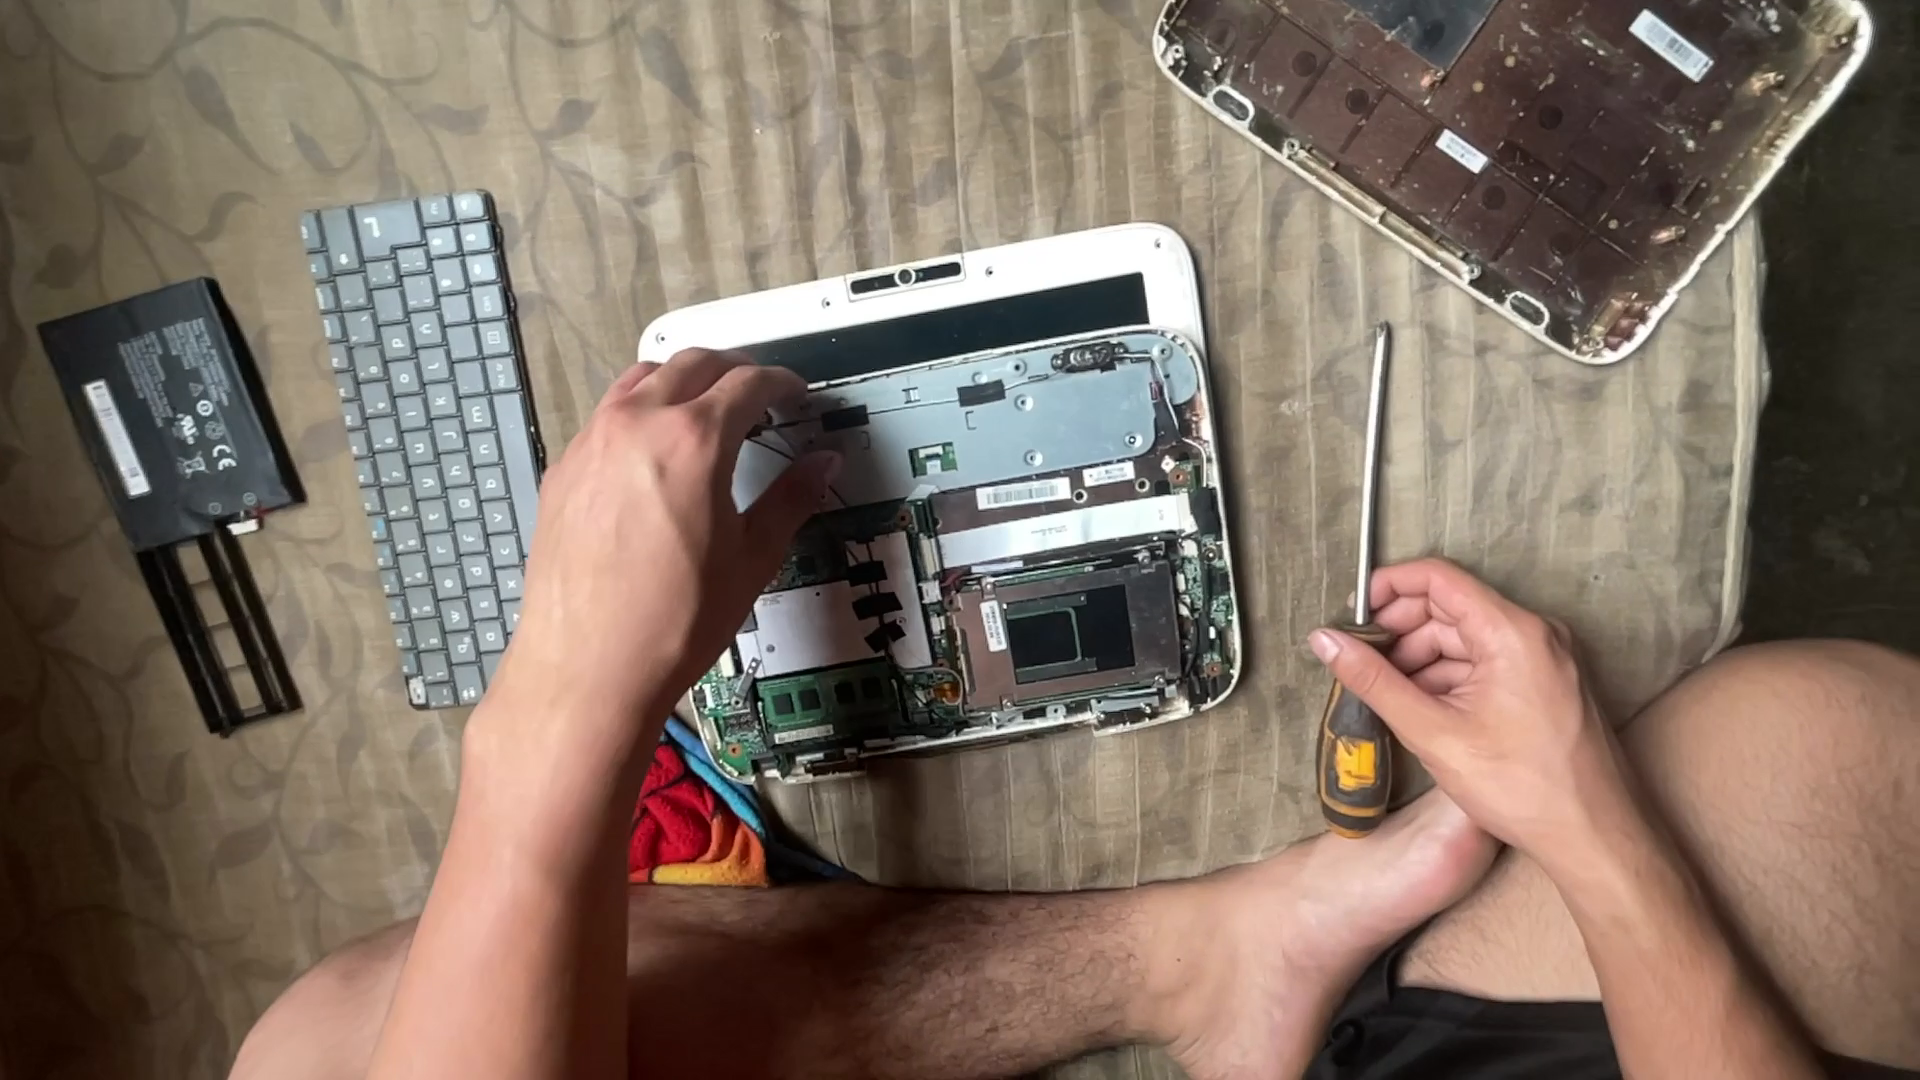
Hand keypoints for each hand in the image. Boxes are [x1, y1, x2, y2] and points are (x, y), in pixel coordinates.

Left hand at [485, 349, 838, 761]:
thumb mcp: (753, 557)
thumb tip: (823, 463)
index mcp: (693, 441)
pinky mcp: (564, 468)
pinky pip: (608, 412)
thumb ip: (792, 497)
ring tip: (710, 407)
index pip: (748, 384)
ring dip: (686, 378)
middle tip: (762, 392)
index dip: (782, 383)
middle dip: (736, 369)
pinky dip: (643, 408)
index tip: (796, 393)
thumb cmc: (676, 620)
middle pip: (694, 363)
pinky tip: (658, 448)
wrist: (588, 668)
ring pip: (643, 376)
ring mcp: (591, 442)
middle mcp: (637, 425)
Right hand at [1308, 558, 1636, 872]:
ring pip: (1458, 635)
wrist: (1599, 844)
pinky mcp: (1540, 681)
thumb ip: (1371, 679)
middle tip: (1359, 660)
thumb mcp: (1431, 731)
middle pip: (1445, 606)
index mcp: (1512, 633)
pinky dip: (1440, 674)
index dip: (1386, 587)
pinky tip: (1417, 705)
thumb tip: (1323, 639)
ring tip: (1384, 691)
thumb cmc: (1523, 788)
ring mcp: (1541, 657)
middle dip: (1395, 628)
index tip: (1351, 615)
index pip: (1437, 578)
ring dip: (1414, 656)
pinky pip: (1478, 659)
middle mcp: (1533, 634)